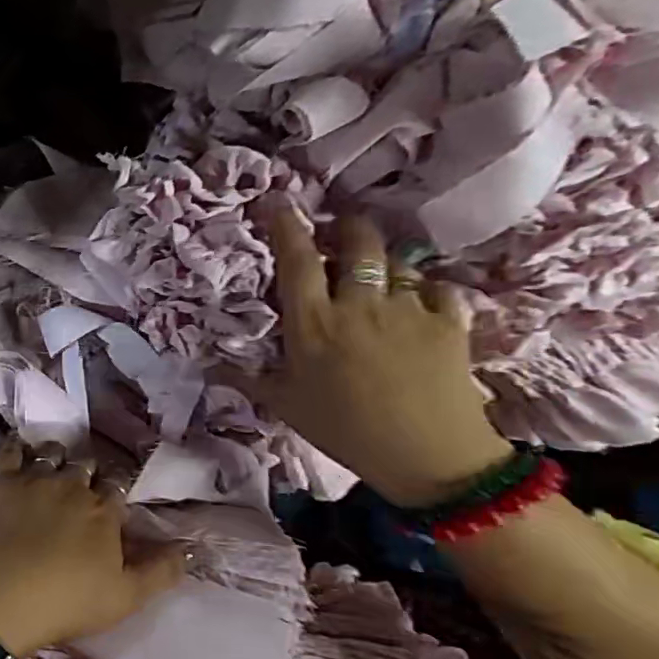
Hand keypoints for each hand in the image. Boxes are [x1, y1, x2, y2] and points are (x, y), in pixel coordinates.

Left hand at [0, 440, 184, 656]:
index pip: (118, 485)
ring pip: (53, 453)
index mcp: (105, 509)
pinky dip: (19, 447)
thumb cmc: (68, 601)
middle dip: (89, 474)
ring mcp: (36, 478)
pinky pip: (13, 450)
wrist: (2, 600)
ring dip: (58, 459)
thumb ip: (161, 570)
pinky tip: (20, 450)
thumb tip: (189, 547)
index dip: (115, 492)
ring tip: (54, 471)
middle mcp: (73, 484)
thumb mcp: (126, 597)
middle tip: (82, 490)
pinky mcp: (3, 481)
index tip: (111, 503)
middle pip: (87, 465)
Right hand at [255, 206, 513, 507]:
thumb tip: (209, 365)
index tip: (278, 201)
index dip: (286, 226)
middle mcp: (358, 304)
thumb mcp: (287, 408)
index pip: (296, 261)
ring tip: (381, 276)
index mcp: (314, 324)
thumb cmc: (345, 431)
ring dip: (385, 264)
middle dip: (348, 227)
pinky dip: (429, 293)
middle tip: (342, 230)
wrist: (428, 457)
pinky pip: (438, 290)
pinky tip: (424, 306)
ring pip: (396, 263)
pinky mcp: (448, 321)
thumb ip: (250, 379)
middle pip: (356, 243)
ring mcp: (407, 308)